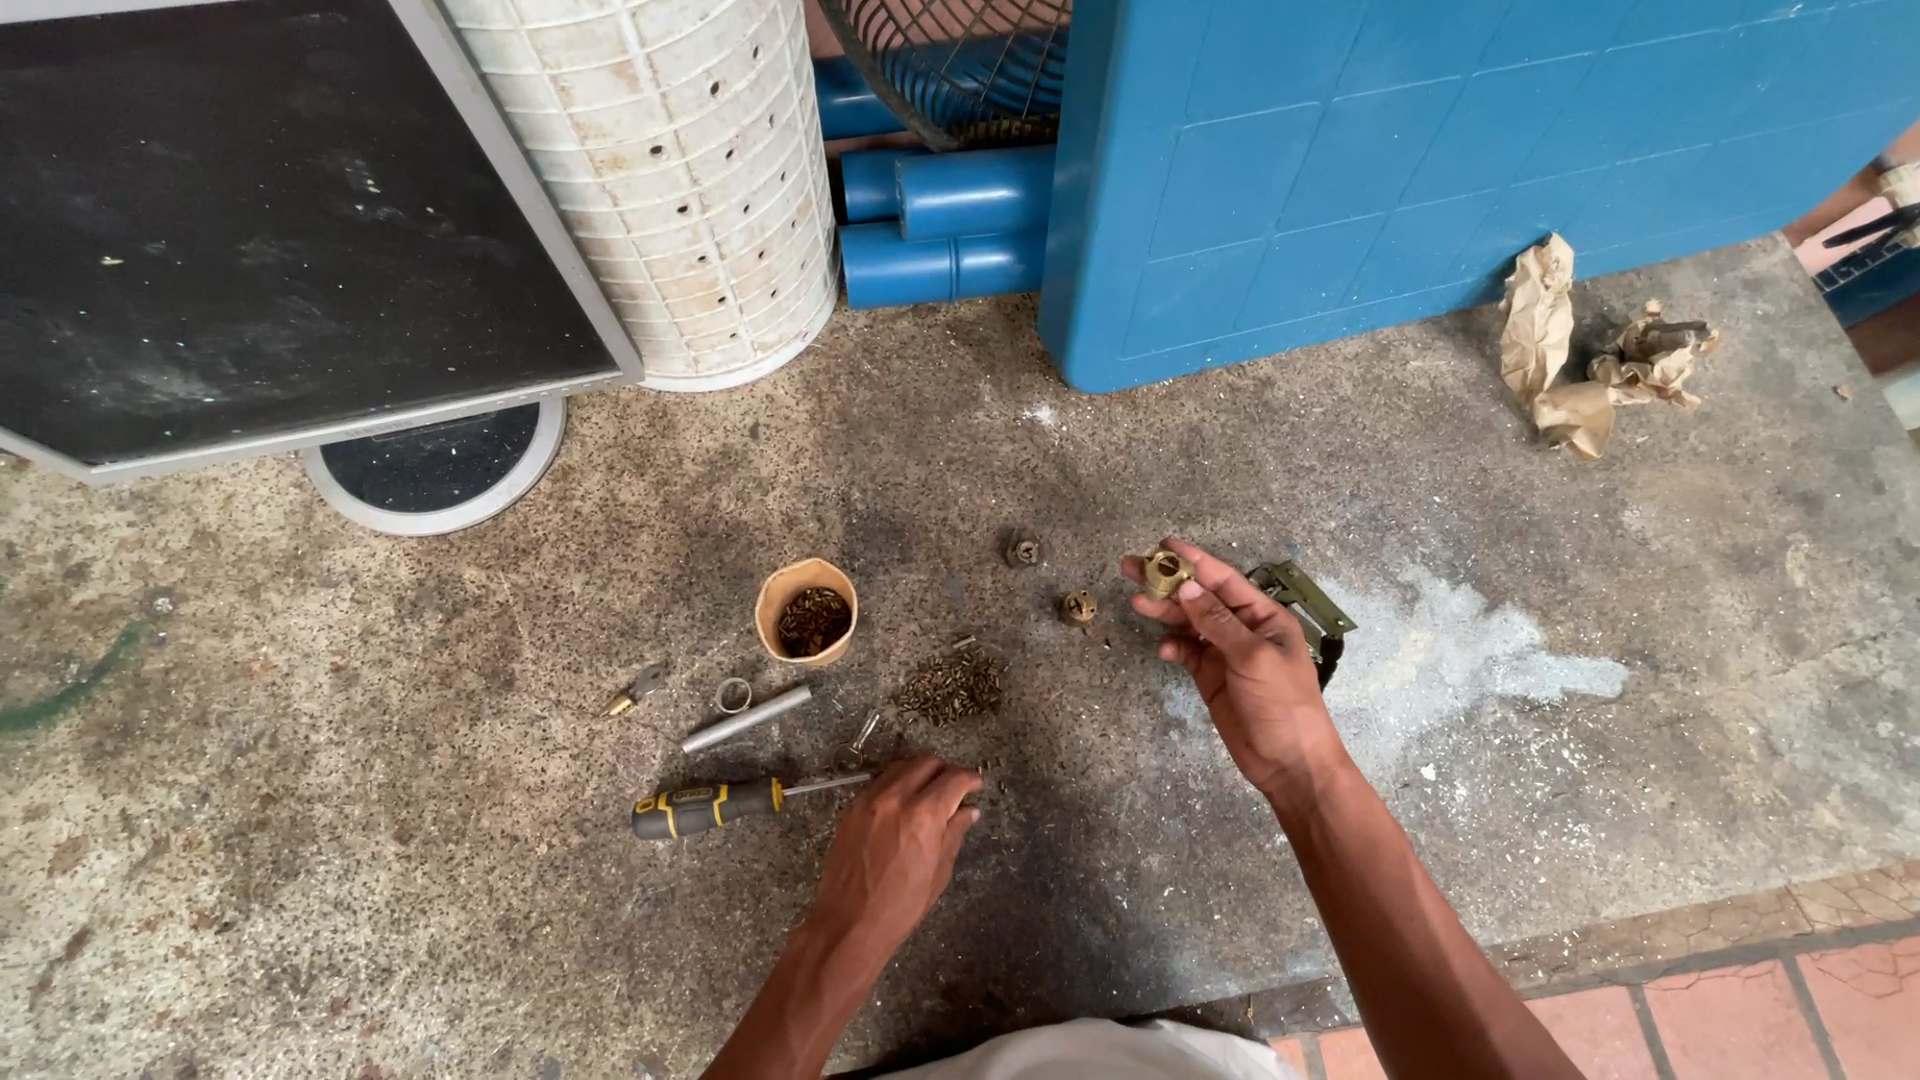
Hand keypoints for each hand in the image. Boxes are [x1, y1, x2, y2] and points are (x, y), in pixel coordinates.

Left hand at [805, 756, 981, 953]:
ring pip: (901, 766)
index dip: (970, 779)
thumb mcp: (938, 872)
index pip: (954, 779)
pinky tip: (902, 802)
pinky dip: (897, 783)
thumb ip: (954, 834)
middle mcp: (896, 798)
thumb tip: (969, 811)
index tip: (975, 785)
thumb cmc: (900, 907)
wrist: (849, 923)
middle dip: (946, 770)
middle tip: (954, 787)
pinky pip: (880, 781)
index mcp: (924, 816)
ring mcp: (870, 800)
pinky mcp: (852, 807)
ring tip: (929, 791)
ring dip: (920, 772)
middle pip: (927, 762)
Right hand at [1122, 538, 1351, 802]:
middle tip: (1131, 568)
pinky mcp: (1210, 676)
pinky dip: (1172, 647)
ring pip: (1188, 623)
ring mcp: (1224, 653)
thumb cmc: (1283, 704)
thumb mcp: (1252, 658)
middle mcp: (1243, 629)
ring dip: (1164, 613)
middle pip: (1199, 598)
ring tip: (1136, 602)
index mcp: (1264, 617)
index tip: (1164, 544)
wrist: (1289, 763)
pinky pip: (1186, 652)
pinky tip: (1163, 649)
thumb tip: (1184, 588)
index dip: (1194, 561)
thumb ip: (1217, 622)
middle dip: (1168, 584)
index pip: (1224, 580)